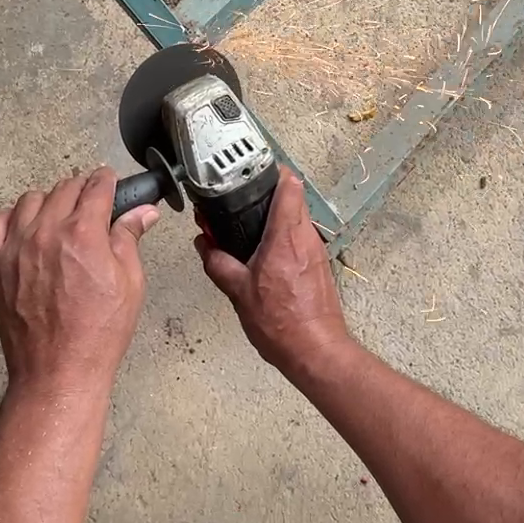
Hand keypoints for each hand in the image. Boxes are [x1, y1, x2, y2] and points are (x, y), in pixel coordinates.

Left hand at [0, 166, 159, 399]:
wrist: (58, 372)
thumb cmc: (99, 332)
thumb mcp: (130, 282)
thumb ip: (130, 238)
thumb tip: (144, 212)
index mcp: (84, 233)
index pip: (97, 185)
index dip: (108, 180)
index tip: (111, 182)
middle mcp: (47, 231)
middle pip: (65, 187)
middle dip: (83, 188)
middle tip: (94, 204)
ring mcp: (17, 246)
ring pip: (32, 198)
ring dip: (51, 200)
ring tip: (62, 217)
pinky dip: (14, 218)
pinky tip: (29, 229)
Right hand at [195, 167, 351, 378]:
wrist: (317, 351)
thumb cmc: (282, 324)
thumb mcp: (238, 292)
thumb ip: (218, 262)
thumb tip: (204, 245)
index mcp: (285, 235)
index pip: (289, 184)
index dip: (273, 171)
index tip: (255, 171)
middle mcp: (305, 236)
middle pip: (293, 197)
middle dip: (268, 195)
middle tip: (245, 201)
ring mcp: (316, 250)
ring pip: (297, 218)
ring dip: (277, 217)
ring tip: (252, 229)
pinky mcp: (319, 264)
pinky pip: (301, 238)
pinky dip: (285, 237)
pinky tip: (267, 255)